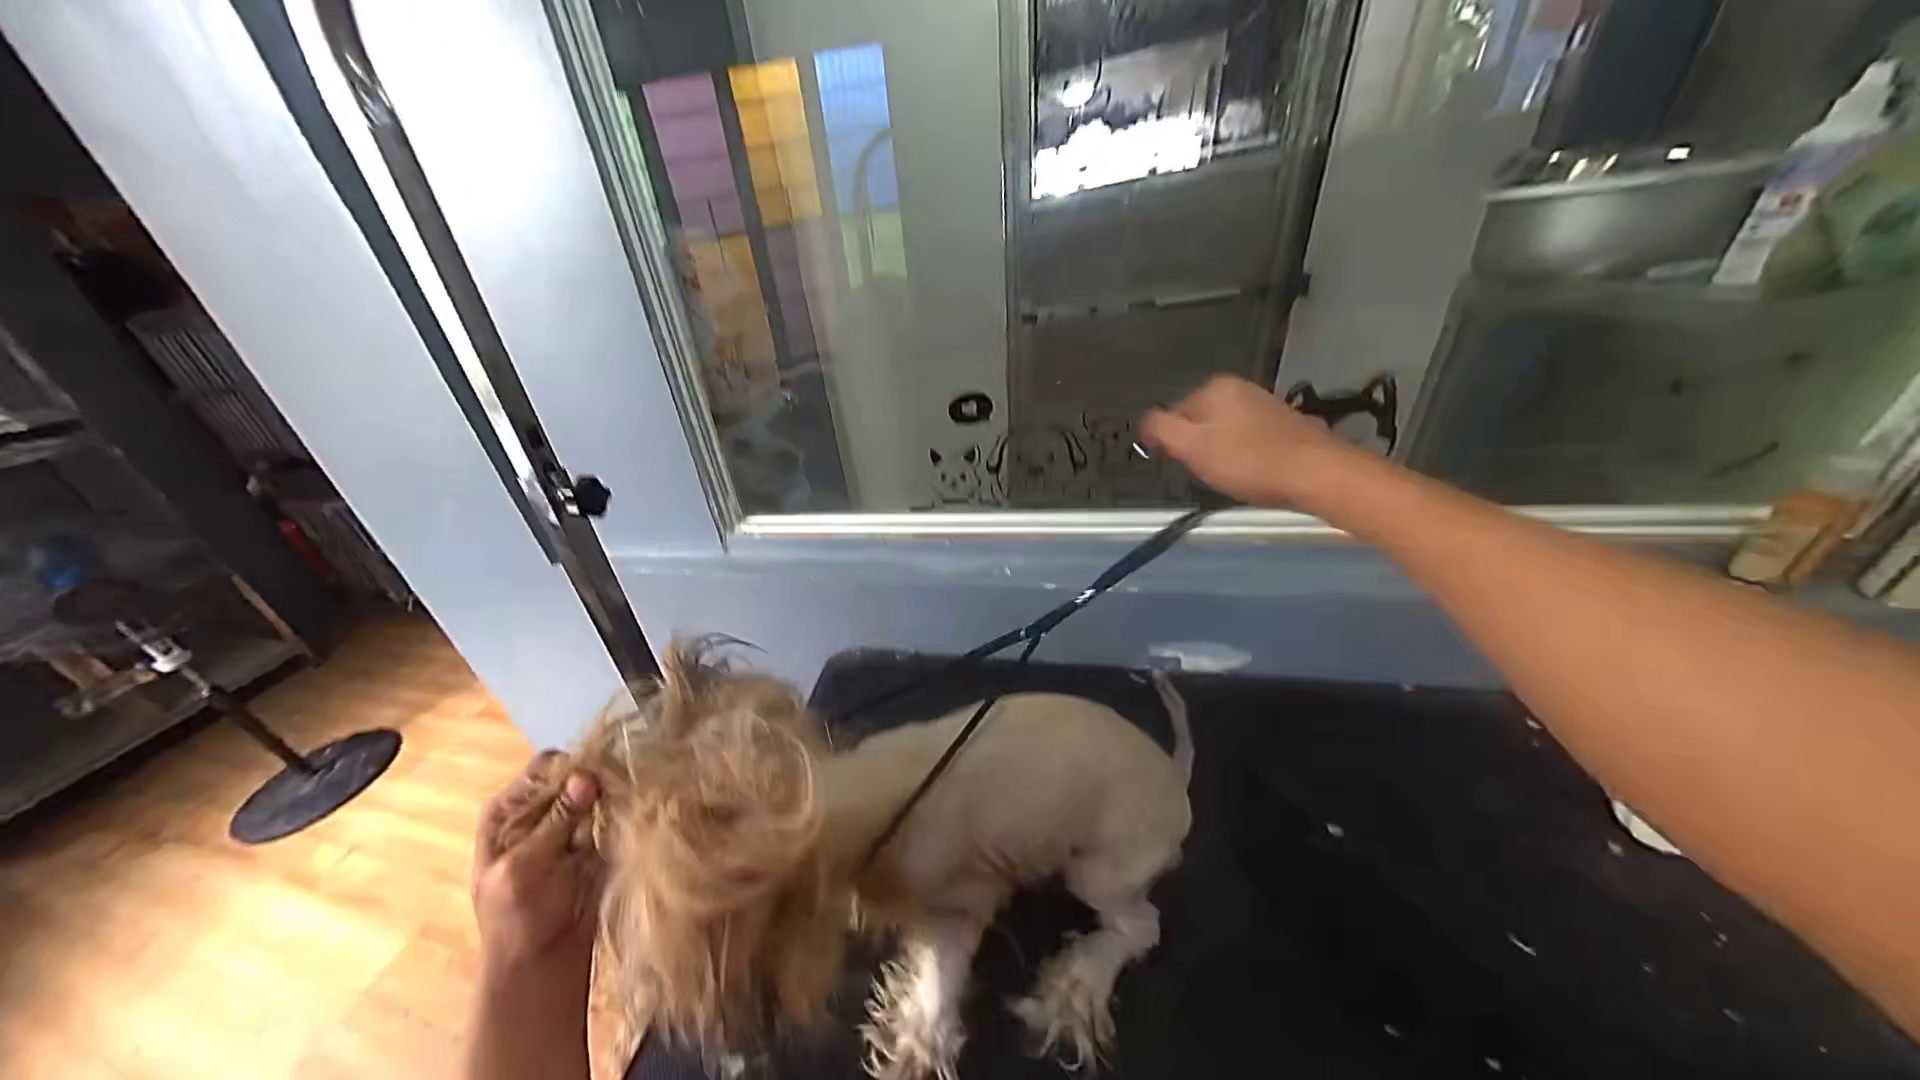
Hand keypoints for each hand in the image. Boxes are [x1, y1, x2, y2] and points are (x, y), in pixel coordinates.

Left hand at [472, 750, 602, 973]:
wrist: (542, 960)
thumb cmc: (518, 917)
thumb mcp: (525, 868)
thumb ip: (555, 821)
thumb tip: (585, 777)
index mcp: (508, 810)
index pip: (544, 768)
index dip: (571, 769)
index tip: (593, 783)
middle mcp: (540, 808)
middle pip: (576, 774)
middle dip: (597, 782)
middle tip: (614, 796)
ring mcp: (571, 822)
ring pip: (601, 790)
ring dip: (614, 797)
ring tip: (623, 809)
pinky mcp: (598, 835)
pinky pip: (615, 811)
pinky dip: (624, 811)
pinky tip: (630, 818)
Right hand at [1142, 375, 1353, 506]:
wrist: (1315, 474)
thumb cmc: (1248, 462)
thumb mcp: (1193, 447)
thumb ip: (1161, 430)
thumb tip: (1144, 421)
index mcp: (1214, 388)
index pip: (1170, 414)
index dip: (1170, 443)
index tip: (1180, 465)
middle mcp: (1239, 387)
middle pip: (1198, 421)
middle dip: (1196, 446)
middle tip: (1206, 471)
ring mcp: (1263, 403)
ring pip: (1222, 431)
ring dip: (1219, 452)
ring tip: (1230, 474)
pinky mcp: (1282, 423)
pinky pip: (1246, 438)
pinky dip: (1242, 454)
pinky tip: (1251, 470)